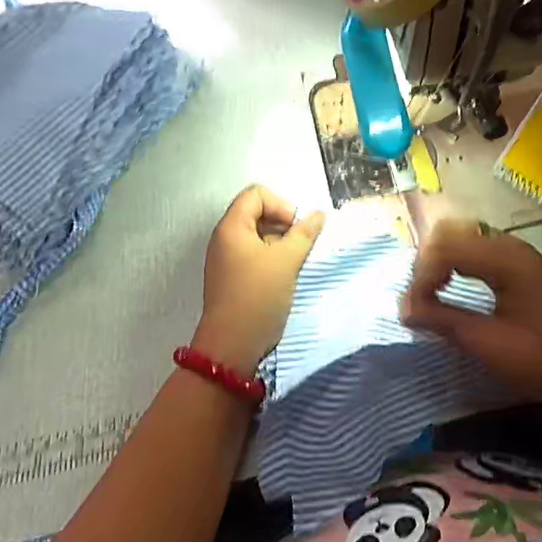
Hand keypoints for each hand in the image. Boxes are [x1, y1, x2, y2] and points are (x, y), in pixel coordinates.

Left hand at [193, 185, 324, 374]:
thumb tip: (318, 214)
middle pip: (255, 212)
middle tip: (299, 244)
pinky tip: (283, 275)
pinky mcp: (230, 277)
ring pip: (256, 234)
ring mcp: (225, 259)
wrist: (231, 347)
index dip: (280, 204)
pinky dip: (270, 257)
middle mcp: (224, 238)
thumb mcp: (287, 261)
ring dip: (279, 241)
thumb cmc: (258, 296)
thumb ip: (304, 233)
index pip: (256, 194)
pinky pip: (252, 254)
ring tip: (294, 261)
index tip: (296, 228)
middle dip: (282, 222)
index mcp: (232, 227)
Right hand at [402, 220, 541, 412]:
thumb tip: (403, 309)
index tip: (411, 310)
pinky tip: (449, 288)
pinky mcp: (513, 263)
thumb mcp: (490, 345)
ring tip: (429, 295)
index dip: (422, 276)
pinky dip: (453, 264)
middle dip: (426, 263)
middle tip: (419, 301)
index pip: (446, 248)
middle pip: (450, 232)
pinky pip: (472, 249)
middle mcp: (509, 245)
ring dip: (438, 262)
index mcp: (506, 259)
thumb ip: (444, 321)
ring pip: (460, 237)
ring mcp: (513, 252)